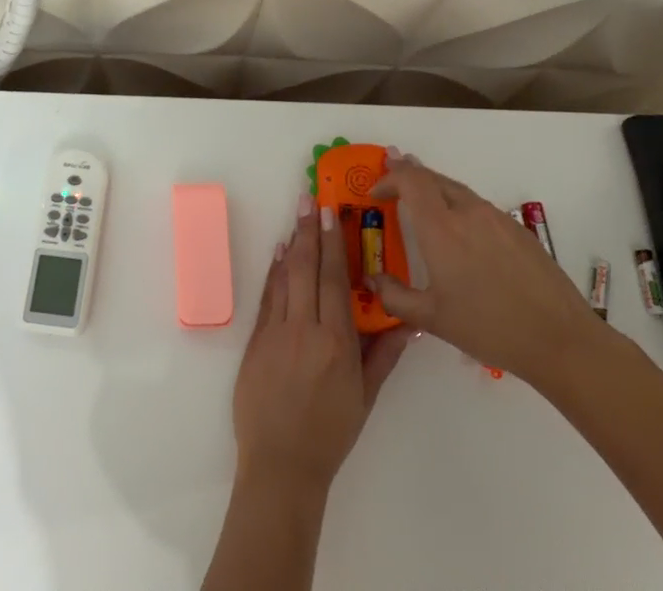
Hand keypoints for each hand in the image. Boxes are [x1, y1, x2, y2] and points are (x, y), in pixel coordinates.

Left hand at [231, 196, 413, 494]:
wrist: (281, 464)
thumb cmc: (330, 433)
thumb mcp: (366, 396)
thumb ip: (384, 355)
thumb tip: (408, 322)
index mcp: (336, 341)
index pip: (335, 280)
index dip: (333, 243)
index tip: (331, 212)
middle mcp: (304, 329)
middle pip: (305, 269)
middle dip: (308, 231)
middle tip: (310, 198)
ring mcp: (274, 334)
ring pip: (283, 279)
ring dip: (290, 245)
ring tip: (296, 216)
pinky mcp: (254, 343)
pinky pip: (266, 300)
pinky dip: (272, 274)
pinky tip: (277, 255)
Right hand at [366, 155, 601, 381]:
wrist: (559, 339)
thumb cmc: (488, 327)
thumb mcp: (432, 318)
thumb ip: (395, 297)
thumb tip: (373, 280)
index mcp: (442, 229)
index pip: (411, 181)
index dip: (389, 178)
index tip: (374, 193)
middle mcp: (470, 214)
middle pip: (434, 178)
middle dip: (408, 174)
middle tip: (390, 178)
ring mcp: (498, 220)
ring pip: (458, 191)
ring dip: (434, 190)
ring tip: (420, 200)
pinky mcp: (519, 231)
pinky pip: (479, 208)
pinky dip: (458, 206)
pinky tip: (459, 231)